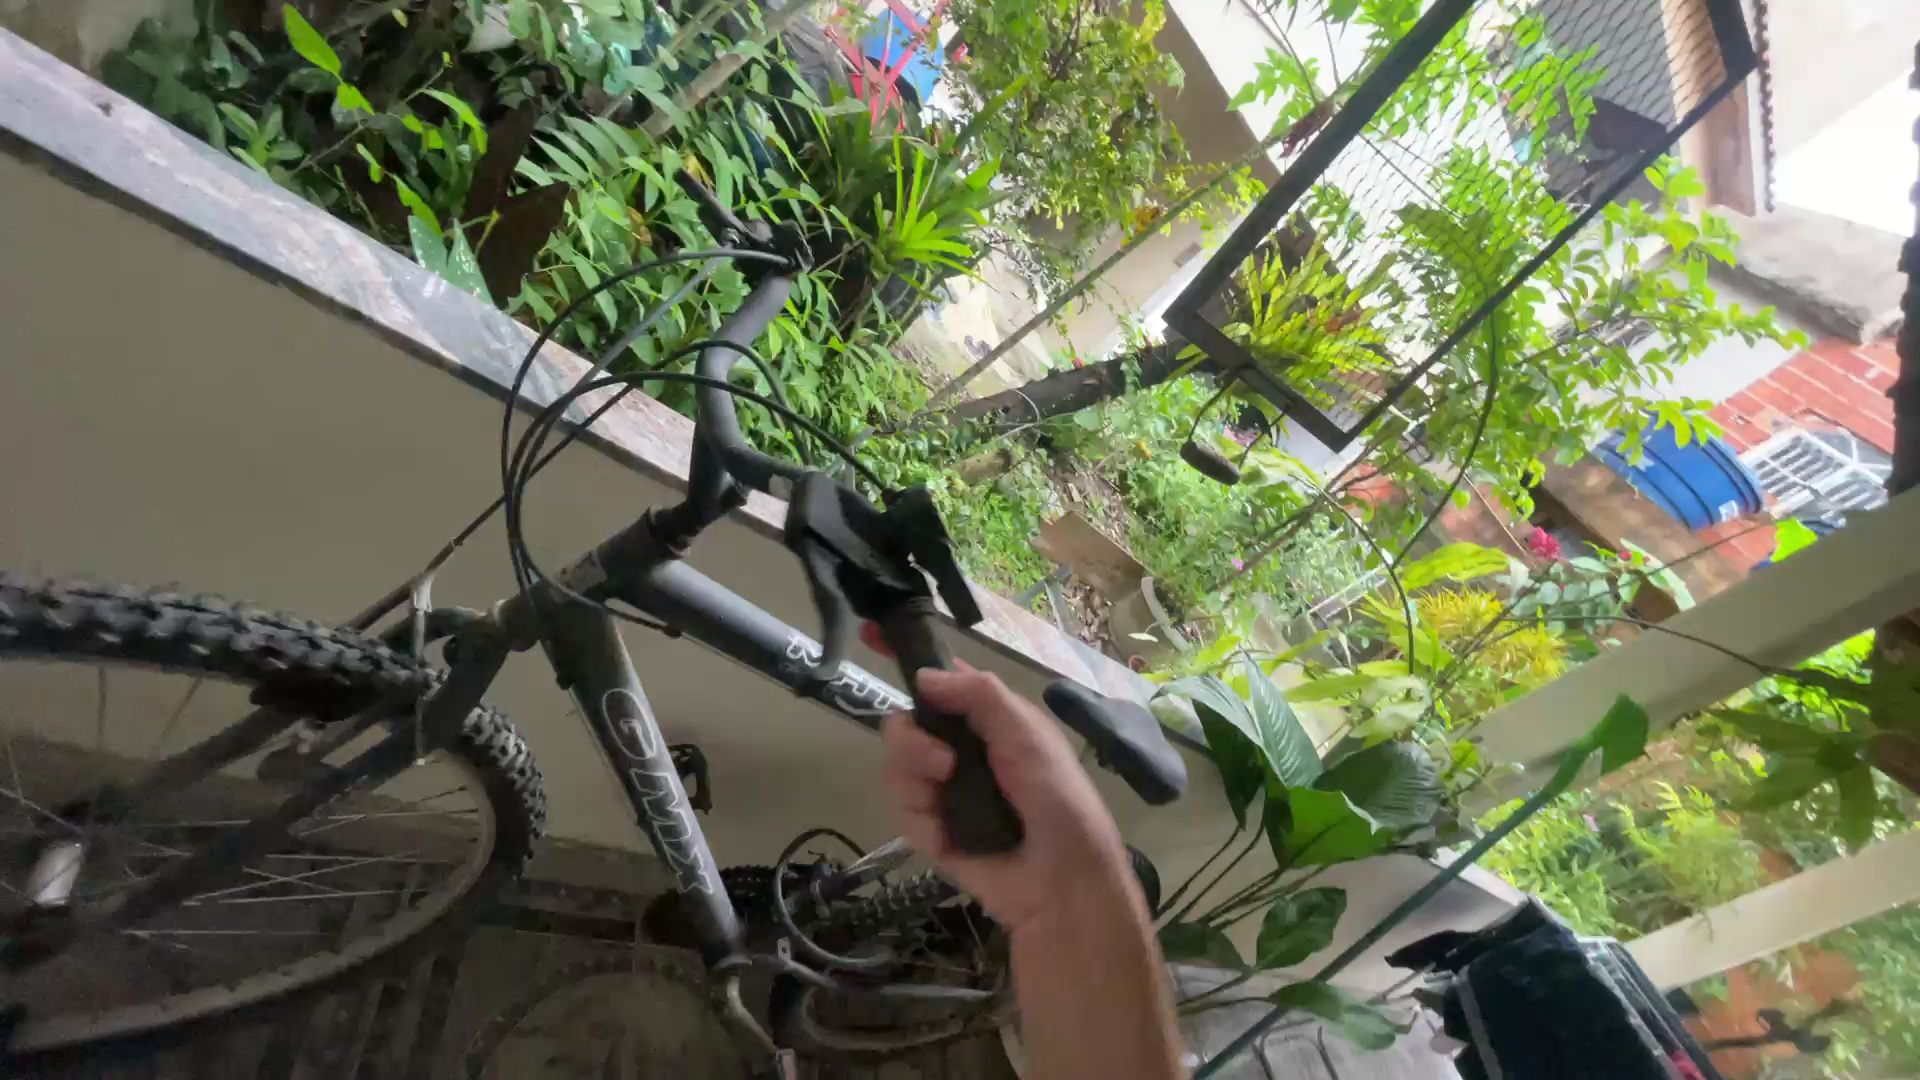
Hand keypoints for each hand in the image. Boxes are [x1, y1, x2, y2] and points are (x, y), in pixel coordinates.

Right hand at [876, 654, 1137, 934]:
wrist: (1059, 879)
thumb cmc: (1054, 793)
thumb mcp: (1025, 731)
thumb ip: (978, 694)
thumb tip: (923, 676)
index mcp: (984, 715)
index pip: (938, 676)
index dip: (905, 655)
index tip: (870, 633)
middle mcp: (956, 745)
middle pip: (902, 722)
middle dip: (911, 740)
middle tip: (942, 762)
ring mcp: (941, 787)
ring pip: (894, 765)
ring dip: (917, 781)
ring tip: (948, 800)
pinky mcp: (930, 828)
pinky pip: (901, 810)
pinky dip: (923, 822)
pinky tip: (949, 837)